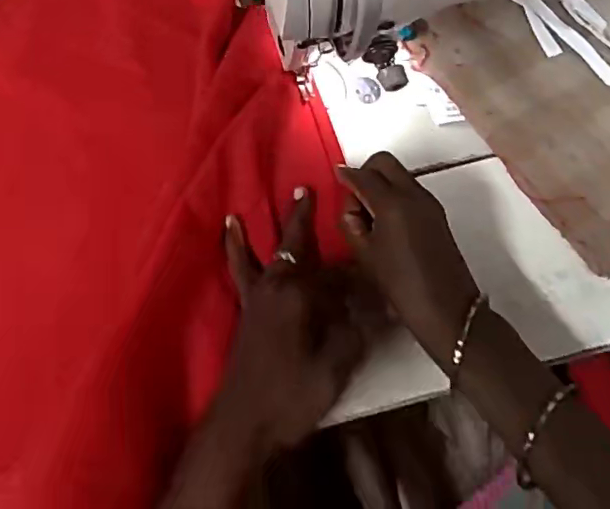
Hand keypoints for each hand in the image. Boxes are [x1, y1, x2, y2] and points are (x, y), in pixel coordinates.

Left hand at [212, 189, 364, 452]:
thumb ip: (350, 335)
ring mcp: (258, 294)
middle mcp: (277, 286)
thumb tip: (366, 311)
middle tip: (308, 191)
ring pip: (267, 251)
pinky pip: (241, 266)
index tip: (379, 278)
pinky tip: (230, 229)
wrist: (245, 419)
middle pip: (297, 247)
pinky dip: (236, 246)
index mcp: (300, 297)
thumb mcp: (332, 371)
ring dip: (273, 226)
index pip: (337, 277)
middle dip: (305, 220)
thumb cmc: (291, 395)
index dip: (360, 278)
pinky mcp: (248, 305)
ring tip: (270, 202)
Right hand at [337, 153, 480, 364]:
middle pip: (384, 162)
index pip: (363, 175)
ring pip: (398, 173)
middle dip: (366, 171)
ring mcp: (428, 202)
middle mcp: (412, 194)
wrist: (448, 310)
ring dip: (381, 181)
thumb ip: (351, 221)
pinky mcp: (437, 212)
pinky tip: (387, 220)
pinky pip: (409, 188)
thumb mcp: (364, 254)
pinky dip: (394, 192)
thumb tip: (351, 204)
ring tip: (371, 213)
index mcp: (392, 203)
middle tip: (356, 196)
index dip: (346, 176)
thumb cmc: (400, 284)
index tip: (336, 180)